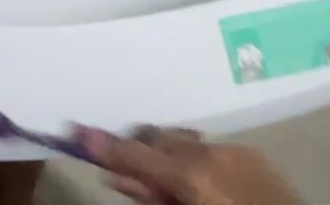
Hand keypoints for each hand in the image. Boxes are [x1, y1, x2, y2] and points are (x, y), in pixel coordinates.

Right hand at [82, 127, 299, 204]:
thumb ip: (151, 198)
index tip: (76, 132)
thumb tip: (117, 177)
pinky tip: (200, 184)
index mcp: (193, 177)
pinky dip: (196, 162)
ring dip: (168, 158)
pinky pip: (210, 149)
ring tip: (165, 183)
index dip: (106, 146)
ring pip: (183, 141)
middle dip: (140, 153)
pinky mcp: (253, 154)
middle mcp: (210, 153)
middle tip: (128, 176)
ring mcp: (234, 150)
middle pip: (157, 139)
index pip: (138, 154)